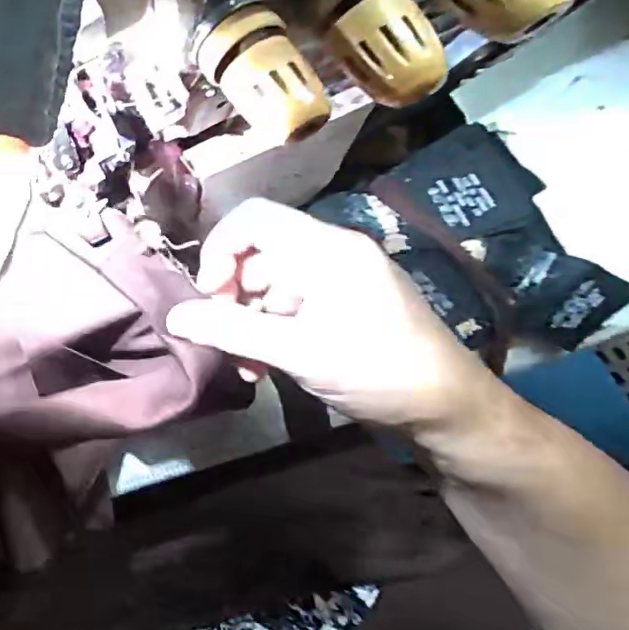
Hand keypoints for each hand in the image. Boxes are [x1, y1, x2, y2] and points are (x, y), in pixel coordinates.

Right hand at [164, 198, 502, 437]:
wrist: (454, 410)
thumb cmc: (378, 372)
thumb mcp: (297, 352)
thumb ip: (231, 331)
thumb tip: (174, 317)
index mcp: (325, 250)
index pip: (252, 218)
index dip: (218, 249)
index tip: (210, 295)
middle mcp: (332, 252)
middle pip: (256, 253)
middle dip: (231, 295)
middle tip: (224, 336)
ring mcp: (340, 277)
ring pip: (268, 282)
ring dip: (247, 320)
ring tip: (247, 364)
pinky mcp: (345, 301)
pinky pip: (291, 301)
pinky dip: (270, 328)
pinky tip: (265, 364)